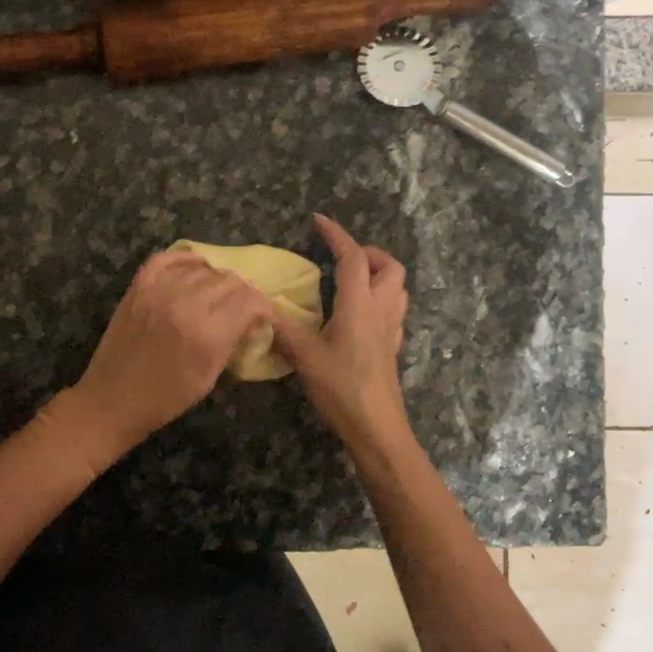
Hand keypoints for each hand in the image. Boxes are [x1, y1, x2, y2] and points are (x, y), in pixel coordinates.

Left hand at [64, 251, 276, 456]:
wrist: (113, 399)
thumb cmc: (166, 398)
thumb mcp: (209, 377)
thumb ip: (232, 341)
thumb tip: (250, 320)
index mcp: (207, 334)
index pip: (249, 301)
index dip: (263, 307)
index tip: (263, 316)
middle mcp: (185, 304)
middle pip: (229, 281)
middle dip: (243, 294)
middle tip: (242, 307)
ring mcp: (158, 291)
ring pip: (202, 268)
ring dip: (216, 279)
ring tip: (217, 294)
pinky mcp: (138, 286)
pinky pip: (167, 259)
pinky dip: (185, 261)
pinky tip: (195, 270)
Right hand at [270, 214, 412, 449]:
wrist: (377, 429)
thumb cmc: (341, 388)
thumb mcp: (304, 356)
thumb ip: (280, 327)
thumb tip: (255, 304)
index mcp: (359, 305)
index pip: (352, 258)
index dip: (337, 235)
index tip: (319, 221)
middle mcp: (381, 311)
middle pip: (390, 267)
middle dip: (368, 254)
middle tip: (341, 258)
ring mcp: (391, 331)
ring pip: (397, 289)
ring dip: (378, 275)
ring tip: (350, 281)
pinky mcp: (392, 350)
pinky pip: (394, 311)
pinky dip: (380, 300)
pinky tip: (358, 315)